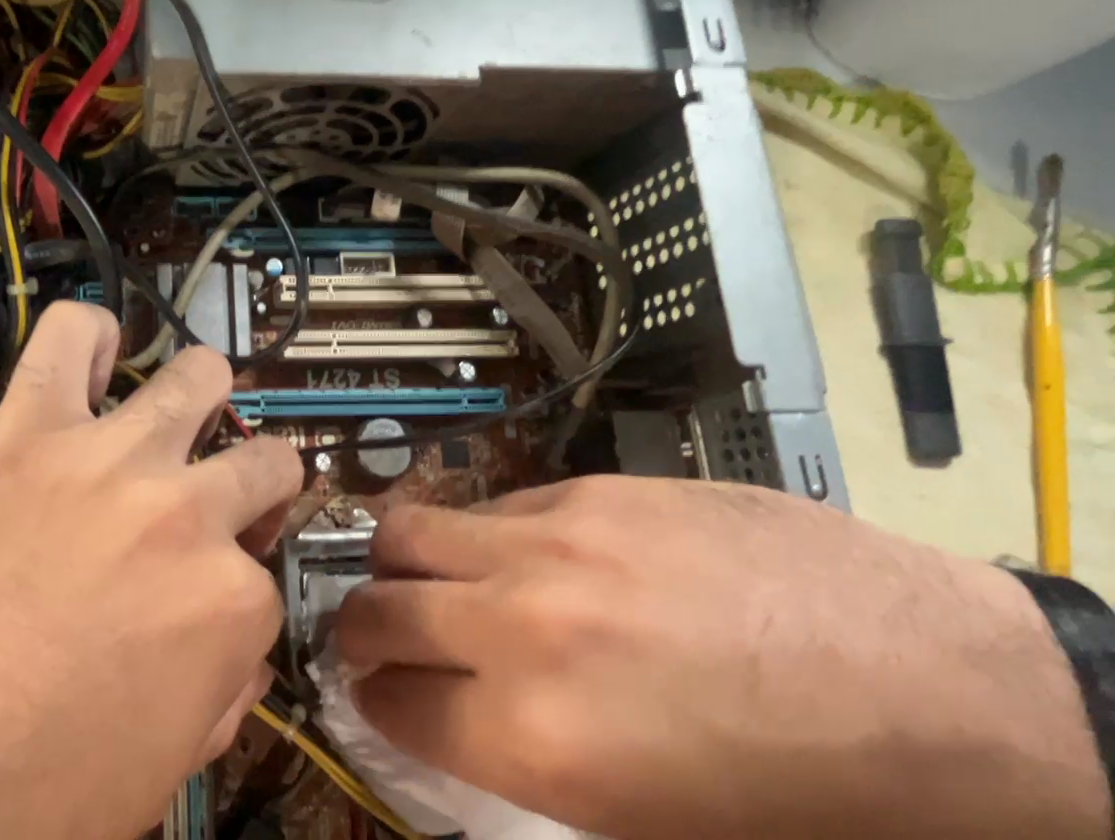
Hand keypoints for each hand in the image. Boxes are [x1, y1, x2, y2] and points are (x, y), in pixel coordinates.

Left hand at [0, 302, 300, 839]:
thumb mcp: (150, 777)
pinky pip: (67, 338)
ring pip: (195, 379)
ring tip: (184, 409)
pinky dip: (88, 336)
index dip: (231, 605)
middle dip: (257, 488)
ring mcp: (108, 459)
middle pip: (264, 465)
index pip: (261, 584)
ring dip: (201, 395)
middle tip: (226, 501)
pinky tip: (94, 353)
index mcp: (225, 606)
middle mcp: (184, 514)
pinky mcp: (25, 431)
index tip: (204, 611)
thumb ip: (208, 698)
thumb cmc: (16, 794)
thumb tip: (220, 655)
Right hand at [335, 477, 1108, 839]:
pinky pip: (493, 508)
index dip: (375, 702)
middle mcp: (519, 628)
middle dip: (359, 630)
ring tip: (431, 581)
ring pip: (406, 531)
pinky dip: (484, 539)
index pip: (387, 702)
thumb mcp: (636, 819)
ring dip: (401, 565)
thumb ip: (512, 757)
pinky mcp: (592, 489)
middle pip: (372, 607)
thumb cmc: (792, 796)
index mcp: (532, 737)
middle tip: (376, 637)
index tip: (380, 694)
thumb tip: (437, 707)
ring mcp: (552, 543)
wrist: (937, 691)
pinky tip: (531, 560)